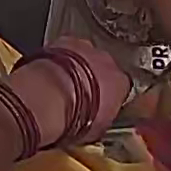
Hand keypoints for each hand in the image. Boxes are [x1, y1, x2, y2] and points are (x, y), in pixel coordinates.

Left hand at [11, 37, 132, 143]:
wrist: (49, 96)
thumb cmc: (76, 118)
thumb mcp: (96, 129)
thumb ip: (103, 118)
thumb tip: (98, 120)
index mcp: (120, 83)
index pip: (121, 87)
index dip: (110, 95)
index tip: (100, 104)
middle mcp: (107, 61)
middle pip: (103, 66)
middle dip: (94, 76)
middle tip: (79, 92)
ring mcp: (85, 47)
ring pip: (84, 54)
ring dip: (76, 65)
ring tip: (62, 81)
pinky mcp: (63, 40)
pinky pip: (65, 48)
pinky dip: (60, 57)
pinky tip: (50, 70)